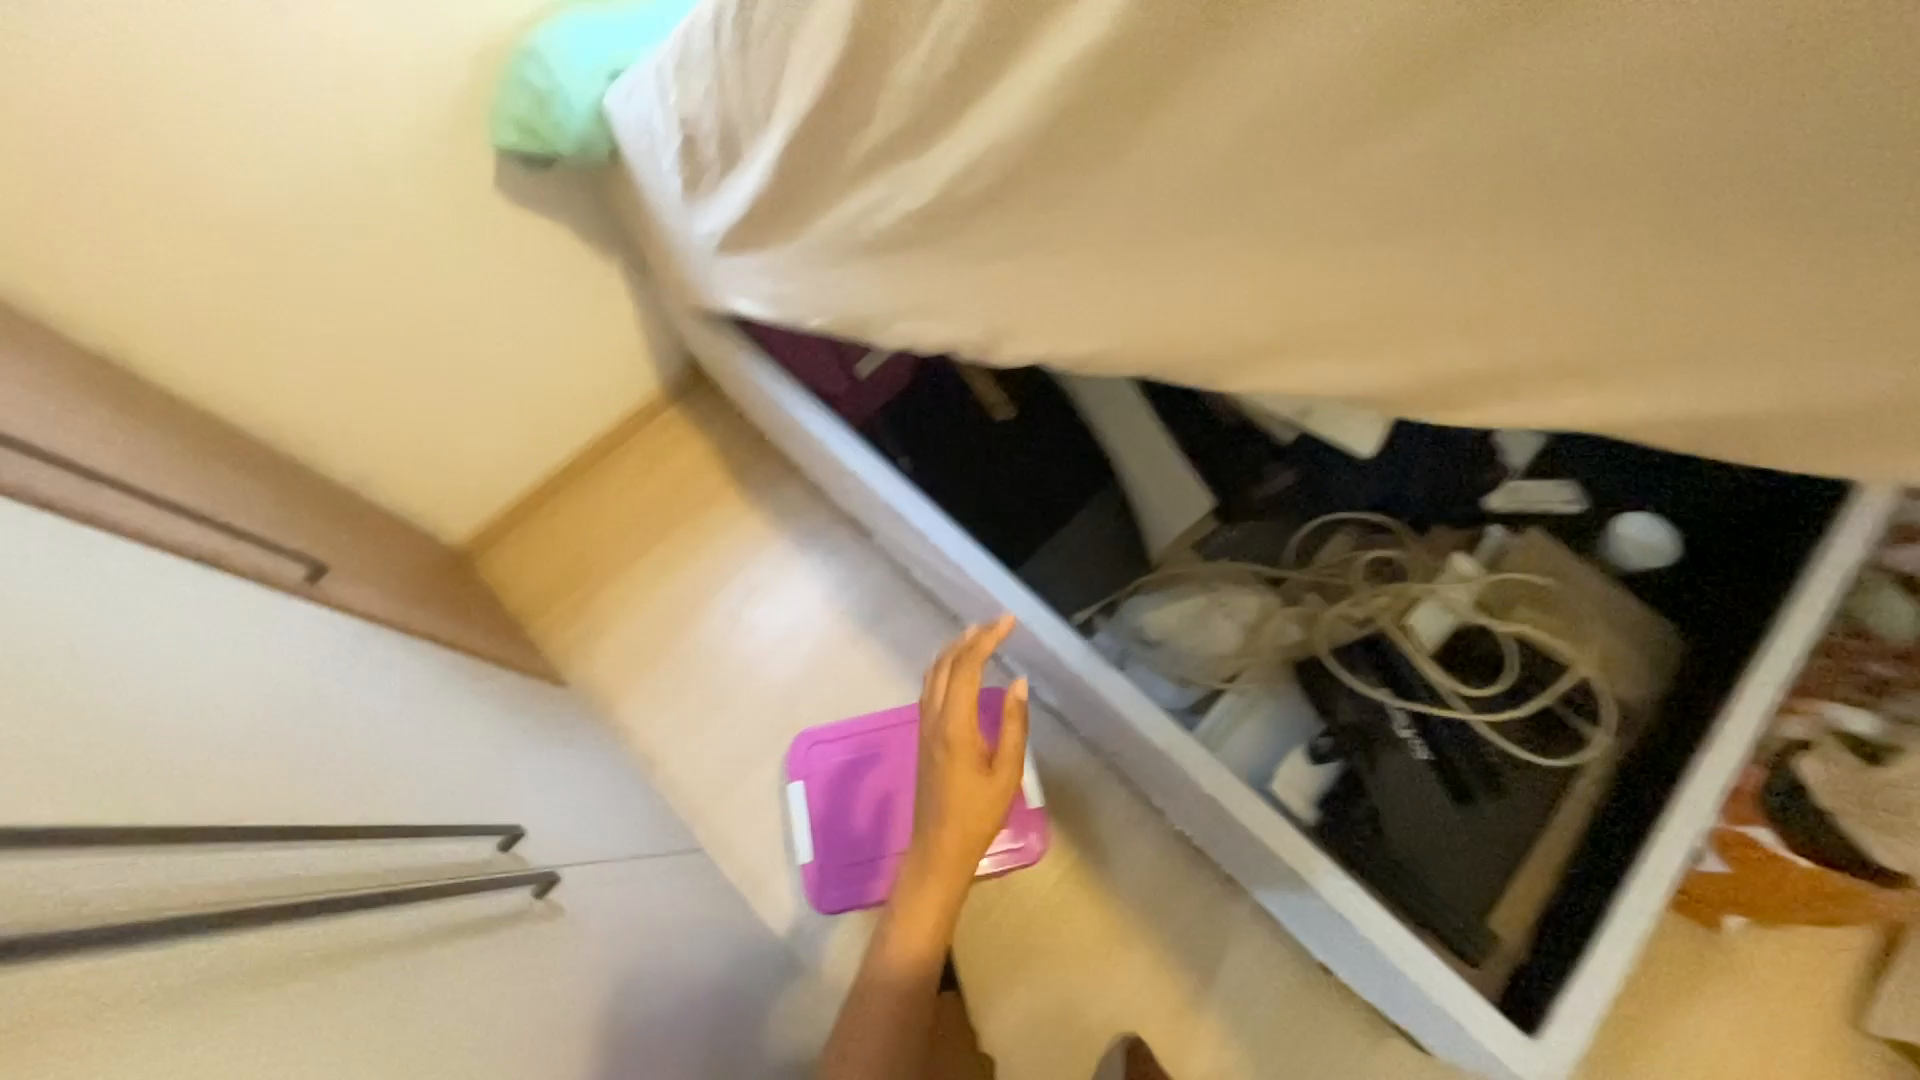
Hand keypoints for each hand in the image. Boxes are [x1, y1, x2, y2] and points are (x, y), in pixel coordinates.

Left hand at [899, 615, 1030, 904]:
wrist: (938, 847)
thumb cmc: (978, 815)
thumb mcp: (1007, 772)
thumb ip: (1013, 724)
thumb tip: (1018, 683)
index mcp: (955, 724)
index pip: (967, 666)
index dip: (987, 639)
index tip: (1008, 622)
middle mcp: (933, 717)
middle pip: (946, 663)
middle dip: (970, 638)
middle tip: (996, 623)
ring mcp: (924, 726)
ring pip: (933, 673)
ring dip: (953, 650)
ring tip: (976, 635)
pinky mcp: (923, 735)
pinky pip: (929, 688)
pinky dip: (944, 667)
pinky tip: (957, 669)